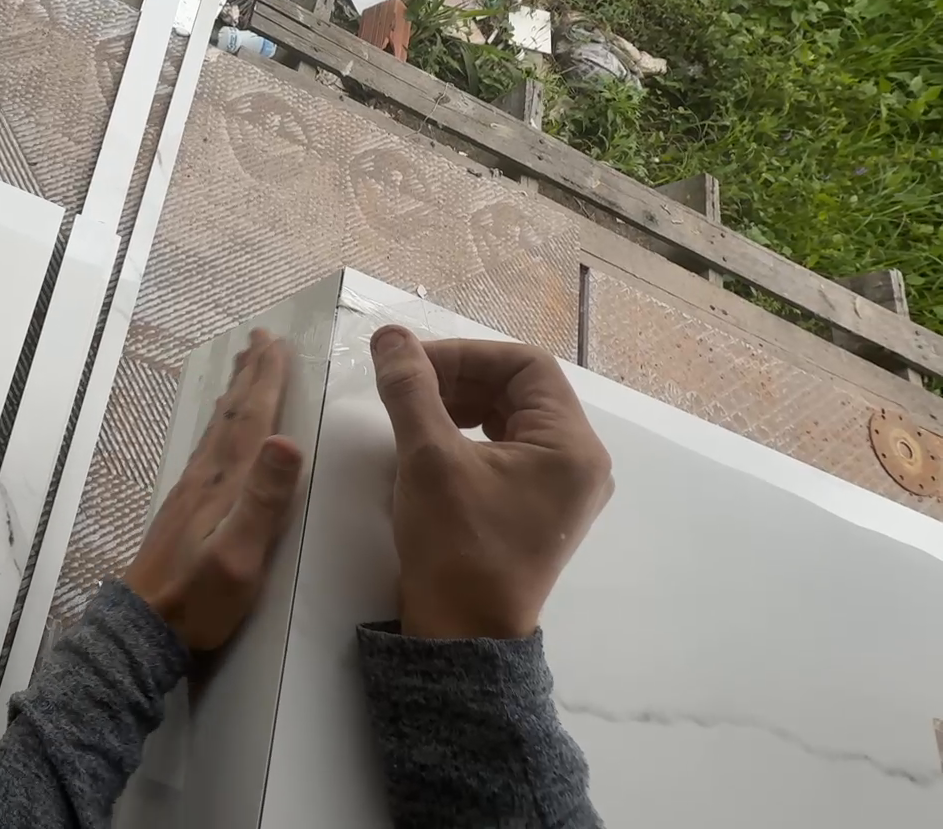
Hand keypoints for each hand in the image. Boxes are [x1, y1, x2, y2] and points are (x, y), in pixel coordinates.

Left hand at [125, 330, 305, 650]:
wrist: (146, 622)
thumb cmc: (199, 599)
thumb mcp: (240, 556)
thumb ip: (263, 501)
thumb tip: (288, 442)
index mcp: (224, 482)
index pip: (251, 419)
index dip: (266, 380)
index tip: (276, 342)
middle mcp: (205, 474)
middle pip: (231, 413)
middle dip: (249, 374)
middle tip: (260, 337)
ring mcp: (192, 487)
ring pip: (218, 426)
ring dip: (234, 393)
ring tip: (243, 368)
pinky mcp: (186, 503)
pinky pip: (209, 446)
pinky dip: (221, 423)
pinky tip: (221, 430)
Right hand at [369, 327, 612, 640]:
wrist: (461, 629)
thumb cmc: (456, 542)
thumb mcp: (426, 458)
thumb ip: (410, 390)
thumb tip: (389, 335)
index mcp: (570, 446)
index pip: (526, 365)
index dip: (465, 354)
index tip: (412, 366)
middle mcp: (575, 460)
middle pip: (518, 387)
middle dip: (457, 376)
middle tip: (403, 385)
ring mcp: (553, 483)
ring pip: (506, 413)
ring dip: (456, 400)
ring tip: (411, 410)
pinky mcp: (527, 500)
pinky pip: (499, 442)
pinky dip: (461, 428)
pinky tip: (427, 438)